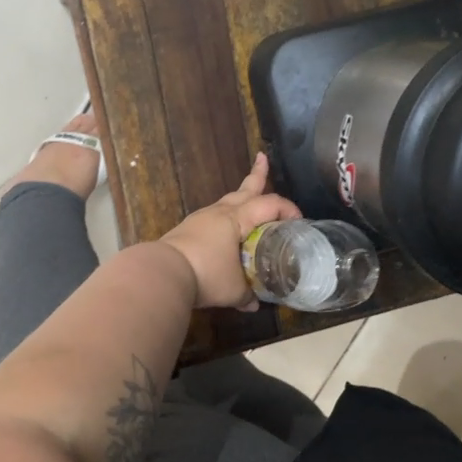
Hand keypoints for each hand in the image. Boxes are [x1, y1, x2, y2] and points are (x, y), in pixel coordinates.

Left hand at [158, 153, 300, 309]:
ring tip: (249, 199)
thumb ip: (248, 294)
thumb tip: (254, 303)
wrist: (162, 273)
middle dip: (257, 175)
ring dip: (241, 199)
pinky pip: (214, 218)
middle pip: (245, 189)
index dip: (287, 209)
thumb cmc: (206, 275)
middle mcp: (219, 213)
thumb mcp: (234, 289)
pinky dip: (226, 220)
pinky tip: (226, 231)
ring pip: (227, 202)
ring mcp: (200, 220)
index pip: (269, 204)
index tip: (299, 221)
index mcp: (236, 219)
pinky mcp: (187, 230)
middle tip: (263, 158)